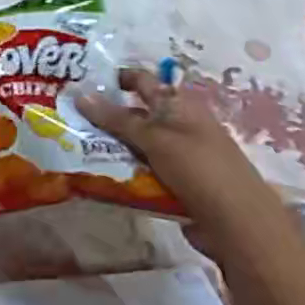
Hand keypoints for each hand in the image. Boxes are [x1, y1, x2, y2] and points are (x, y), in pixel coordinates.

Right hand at [75, 67, 265, 209]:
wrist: (238, 225)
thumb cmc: (199, 170)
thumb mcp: (154, 139)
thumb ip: (116, 118)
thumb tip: (78, 94)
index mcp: (181, 106)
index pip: (143, 81)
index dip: (114, 78)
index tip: (79, 83)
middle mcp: (179, 125)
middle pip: (135, 112)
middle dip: (103, 113)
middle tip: (66, 115)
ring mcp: (177, 154)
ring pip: (134, 141)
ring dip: (108, 143)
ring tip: (72, 144)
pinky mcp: (174, 179)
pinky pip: (139, 166)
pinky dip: (121, 166)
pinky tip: (96, 170)